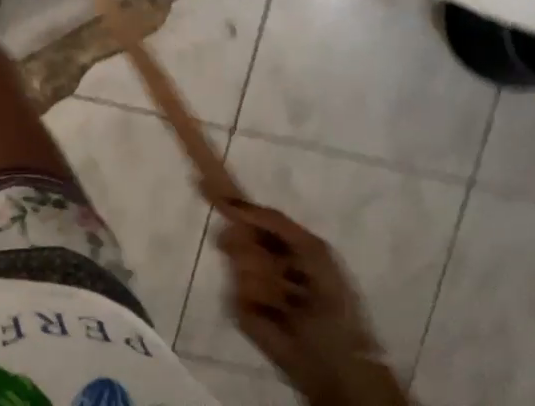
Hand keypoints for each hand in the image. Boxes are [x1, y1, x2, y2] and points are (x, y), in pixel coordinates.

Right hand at [217, 202, 407, 404]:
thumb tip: (233, 202)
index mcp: (277, 242)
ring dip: (264, 275)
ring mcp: (243, 282)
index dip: (224, 196)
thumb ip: (274, 220)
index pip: (244, 213)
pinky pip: (237, 287)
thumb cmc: (332, 300)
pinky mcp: (235, 305)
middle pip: (234, 233)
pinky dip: (259, 296)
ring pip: (237, 259)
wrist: (333, 355)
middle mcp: (256, 257)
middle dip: (250, 243)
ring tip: (287, 297)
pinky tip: (275, 312)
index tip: (201, 179)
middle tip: (274, 264)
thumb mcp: (313, 249)